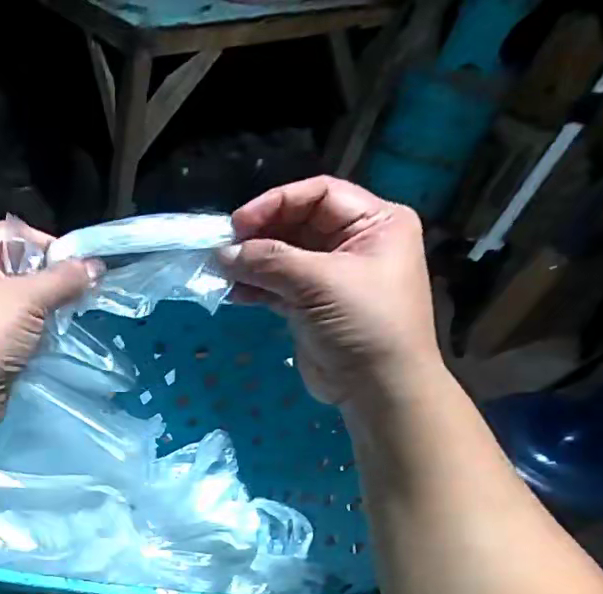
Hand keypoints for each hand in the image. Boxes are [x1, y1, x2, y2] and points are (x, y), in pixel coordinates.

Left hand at [0, 220, 99, 444]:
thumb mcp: (30, 300)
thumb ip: (65, 278)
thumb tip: (97, 266)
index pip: (13, 233)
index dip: (47, 247)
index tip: (76, 269)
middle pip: (16, 262)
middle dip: (48, 278)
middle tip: (74, 293)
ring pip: (15, 292)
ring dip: (42, 303)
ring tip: (64, 314)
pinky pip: (10, 315)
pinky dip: (30, 321)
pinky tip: (47, 332)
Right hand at [220, 177, 441, 411]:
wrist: (379, 390)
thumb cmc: (364, 325)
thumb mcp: (321, 284)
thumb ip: (270, 263)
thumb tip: (222, 254)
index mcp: (375, 223)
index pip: (319, 195)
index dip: (277, 203)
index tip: (239, 224)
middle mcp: (355, 244)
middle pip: (298, 224)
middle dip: (261, 235)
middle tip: (226, 249)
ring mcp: (331, 278)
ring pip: (285, 258)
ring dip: (254, 264)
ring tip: (223, 272)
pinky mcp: (312, 308)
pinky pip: (279, 287)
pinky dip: (257, 288)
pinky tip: (234, 293)